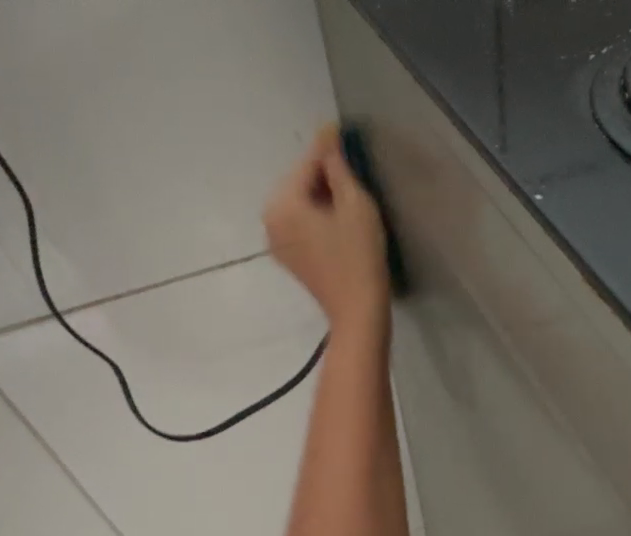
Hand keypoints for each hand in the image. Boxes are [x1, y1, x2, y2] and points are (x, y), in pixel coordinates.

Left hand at [264, 125, 388, 330]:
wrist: (358, 312)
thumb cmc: (359, 257)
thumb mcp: (355, 204)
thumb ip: (338, 167)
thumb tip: (328, 137)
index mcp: (282, 204)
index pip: (307, 164)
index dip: (328, 148)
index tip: (340, 129)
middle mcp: (270, 219)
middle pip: (300, 184)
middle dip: (324, 175)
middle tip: (351, 167)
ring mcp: (276, 241)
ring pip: (300, 205)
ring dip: (322, 196)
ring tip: (349, 194)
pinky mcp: (289, 258)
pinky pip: (301, 224)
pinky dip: (317, 217)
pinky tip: (340, 221)